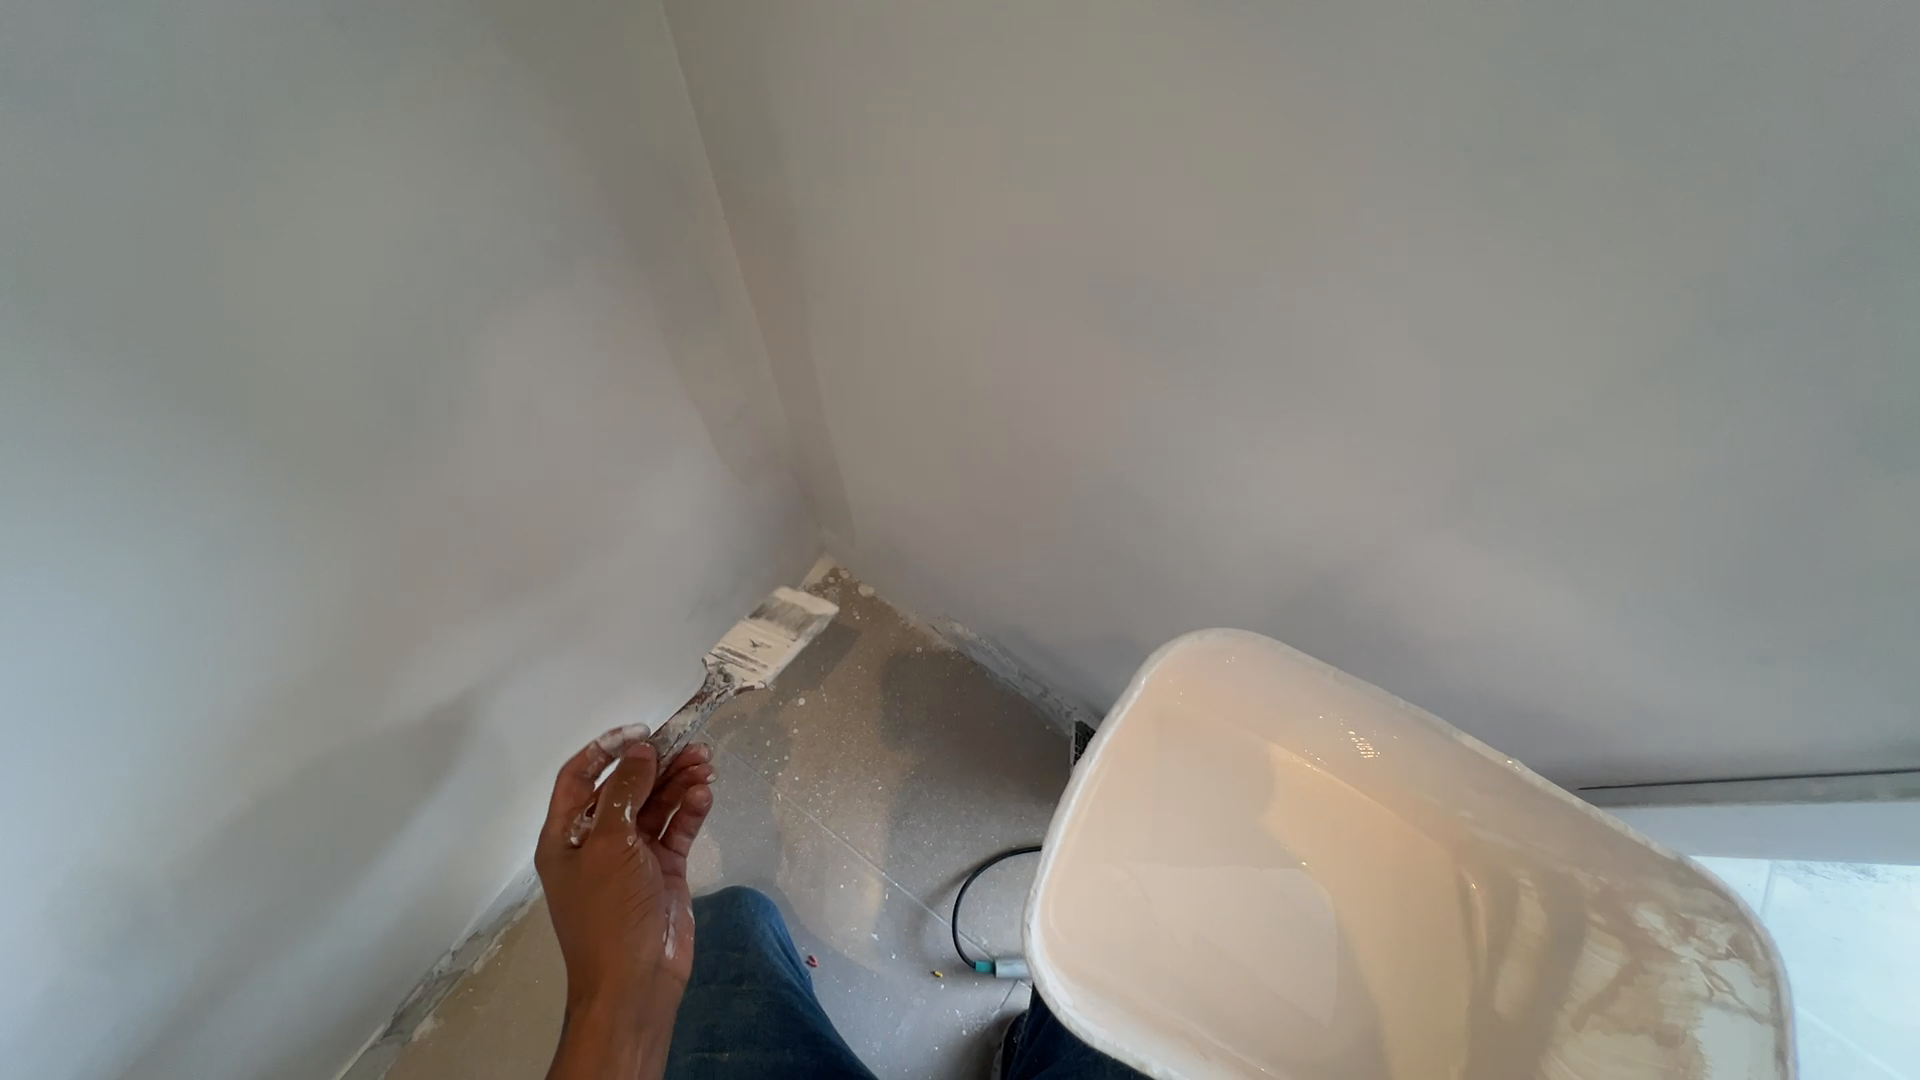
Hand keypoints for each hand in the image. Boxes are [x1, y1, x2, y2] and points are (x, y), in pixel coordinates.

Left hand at [536, 729, 715, 1079]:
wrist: (637, 979)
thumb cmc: (609, 911)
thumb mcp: (609, 844)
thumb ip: (625, 791)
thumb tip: (640, 750)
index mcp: (567, 835)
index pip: (579, 777)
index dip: (606, 750)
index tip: (641, 731)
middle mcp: (599, 839)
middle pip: (627, 786)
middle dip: (656, 762)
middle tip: (690, 742)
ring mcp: (634, 853)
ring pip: (657, 802)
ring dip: (680, 780)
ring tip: (706, 761)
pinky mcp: (664, 866)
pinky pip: (677, 826)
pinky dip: (691, 808)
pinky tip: (705, 794)